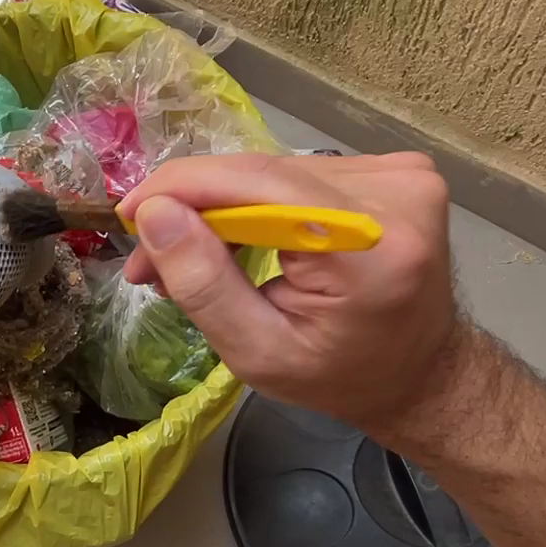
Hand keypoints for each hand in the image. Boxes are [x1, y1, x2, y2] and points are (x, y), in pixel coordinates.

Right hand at [119, 152, 457, 434]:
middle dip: (188, 208)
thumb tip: (154, 213)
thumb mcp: (256, 352)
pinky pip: (293, 176)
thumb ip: (205, 284)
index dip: (180, 189)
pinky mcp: (392, 170)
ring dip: (214, 209)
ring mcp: (400, 173)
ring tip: (183, 258)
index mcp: (369, 245)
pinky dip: (250, 204)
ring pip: (268, 172)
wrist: (418, 371)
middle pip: (258, 173)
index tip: (126, 216)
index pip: (255, 183)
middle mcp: (395, 192)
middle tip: (144, 258)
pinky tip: (232, 238)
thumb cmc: (336, 376)